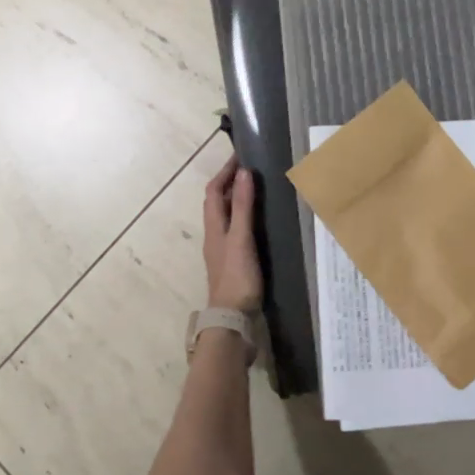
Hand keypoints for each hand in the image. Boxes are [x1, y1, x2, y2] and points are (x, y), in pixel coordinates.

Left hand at [202, 153, 263, 311]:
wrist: (233, 318)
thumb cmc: (236, 276)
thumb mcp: (241, 238)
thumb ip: (243, 207)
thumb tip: (244, 172)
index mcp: (213, 227)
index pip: (213, 191)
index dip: (224, 172)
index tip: (241, 156)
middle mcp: (215, 235)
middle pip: (218, 203)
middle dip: (231, 183)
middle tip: (253, 169)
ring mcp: (224, 249)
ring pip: (227, 217)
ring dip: (238, 200)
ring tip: (259, 190)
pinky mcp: (234, 261)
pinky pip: (237, 230)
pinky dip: (246, 218)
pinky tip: (261, 222)